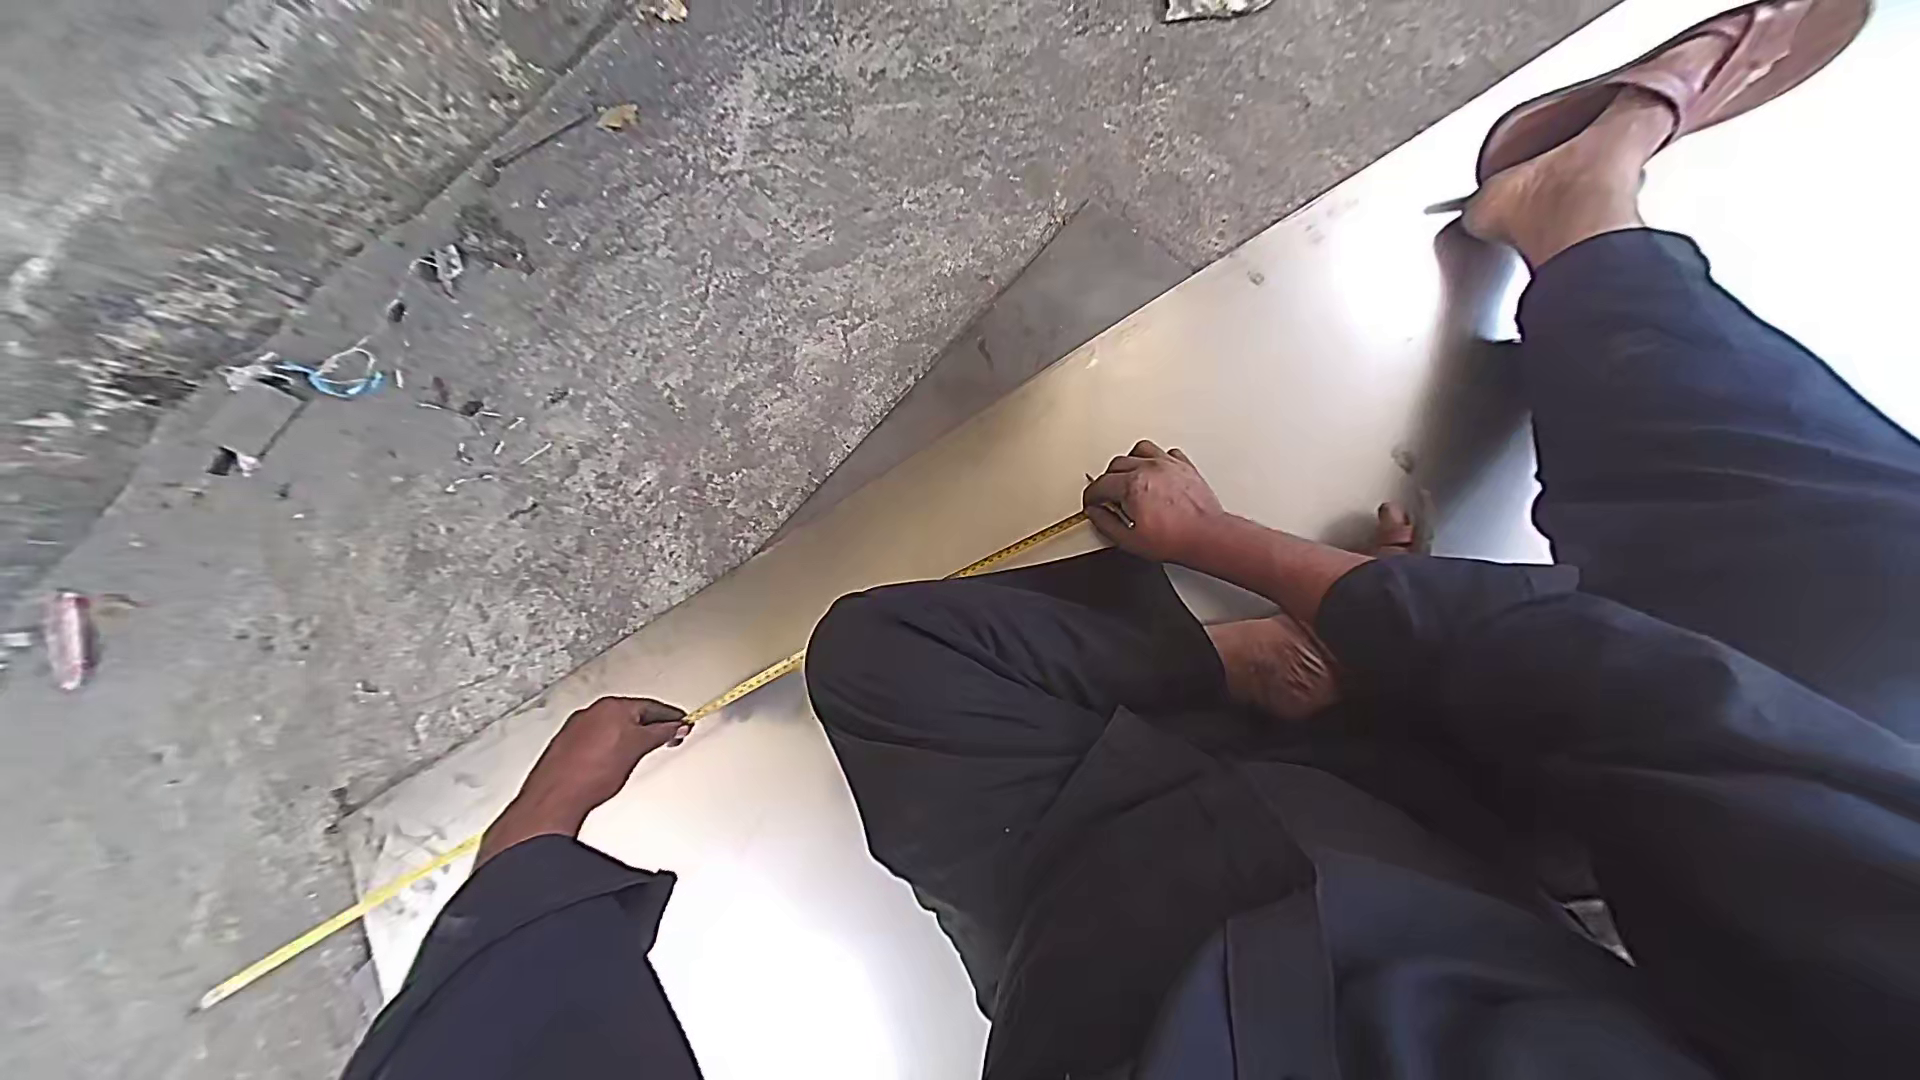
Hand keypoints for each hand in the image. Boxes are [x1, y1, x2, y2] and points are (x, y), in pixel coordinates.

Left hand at [478, 697, 689, 863]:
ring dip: (630, 739)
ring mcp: (576, 730)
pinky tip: (614, 764)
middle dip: (651, 728)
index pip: (652, 706)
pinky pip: (597, 741)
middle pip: (632, 716)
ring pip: (613, 729)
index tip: (682, 724)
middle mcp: (591, 713)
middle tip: (667, 739)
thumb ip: (662, 733)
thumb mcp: (639, 748)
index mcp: (611, 706)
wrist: (553, 801)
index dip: (672, 717)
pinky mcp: (565, 747)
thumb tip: (676, 727)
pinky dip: (611, 749)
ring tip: (639, 755)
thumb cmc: (590, 774)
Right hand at [1082, 440, 1232, 564]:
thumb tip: (1095, 513)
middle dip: (1107, 481)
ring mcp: (1168, 464)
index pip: (1100, 484)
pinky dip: (1156, 459)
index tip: (1092, 503)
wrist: (1207, 537)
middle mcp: (1149, 469)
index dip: (1091, 496)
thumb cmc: (1174, 539)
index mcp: (1132, 485)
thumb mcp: (1128, 540)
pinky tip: (1154, 472)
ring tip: (1128, 477)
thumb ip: (1105, 523)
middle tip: (1108, 496)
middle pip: (1116, 464)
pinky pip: (1166, 452)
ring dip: (1130, 462)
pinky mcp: (1184, 466)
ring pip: (1139, 450)